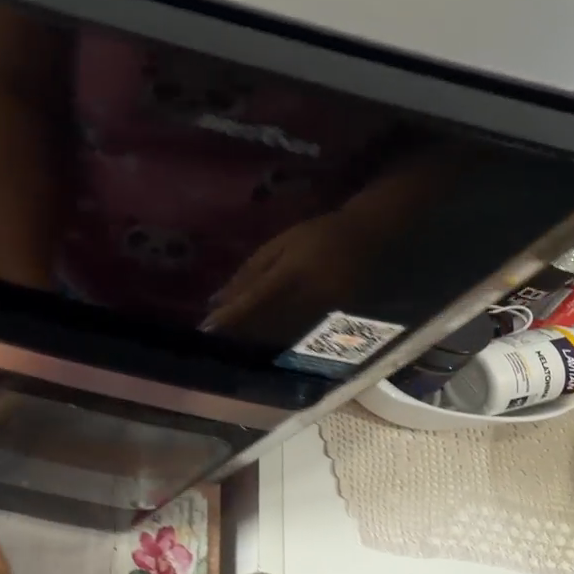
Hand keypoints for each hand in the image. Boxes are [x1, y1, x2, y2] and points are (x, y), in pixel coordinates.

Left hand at [202, 210, 375, 343]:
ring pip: (277, 331)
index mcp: (293, 273)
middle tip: (213, 336)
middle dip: (236, 330)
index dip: (229, 316)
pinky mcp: (330, 321)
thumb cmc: (316, 235)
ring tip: (230, 338)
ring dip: (251, 337)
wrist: (368, 238)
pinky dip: (270, 337)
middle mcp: (308, 296)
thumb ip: (248, 273)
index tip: (206, 327)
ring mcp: (321, 311)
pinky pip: (293, 333)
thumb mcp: (279, 246)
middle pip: (263, 321)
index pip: (253, 300)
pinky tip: (256, 336)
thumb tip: (215, 300)